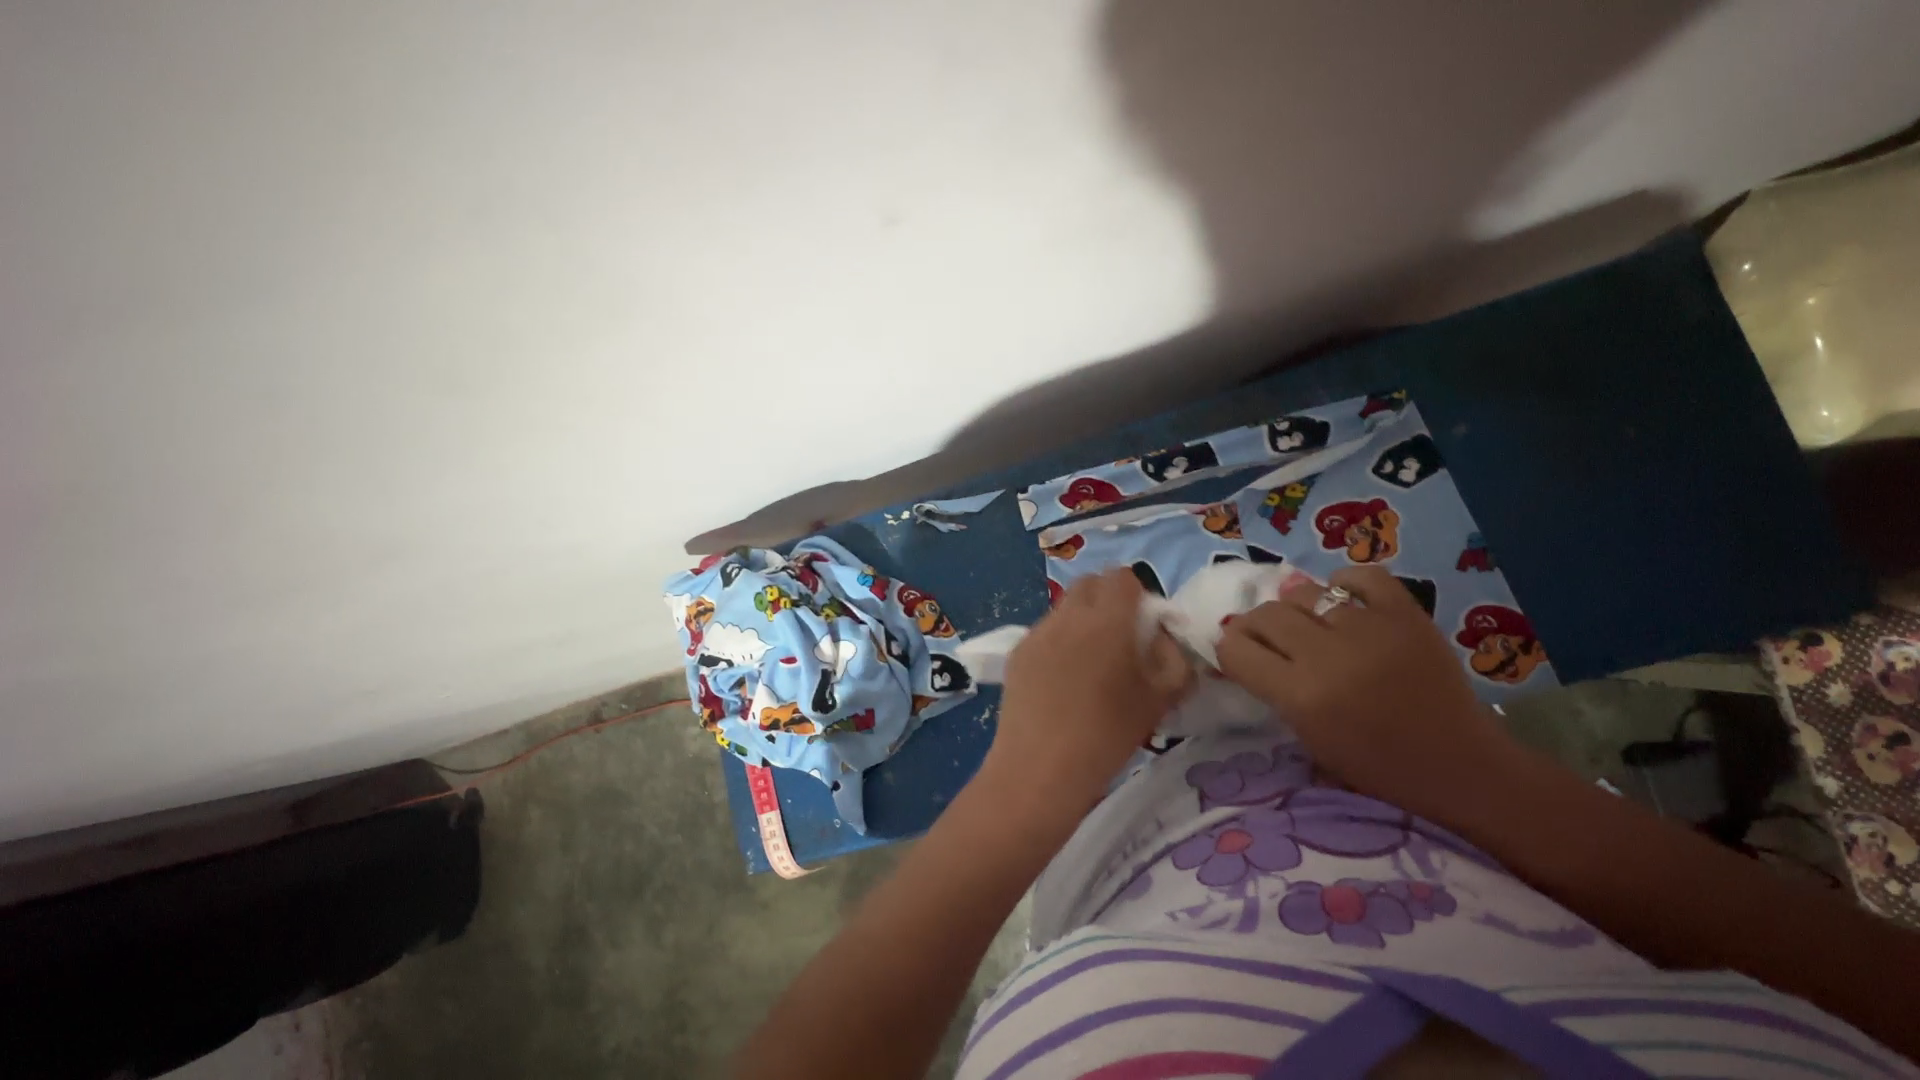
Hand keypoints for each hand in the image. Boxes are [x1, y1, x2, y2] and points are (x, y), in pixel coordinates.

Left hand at [986, 569, 1191, 814]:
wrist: (1042, 769)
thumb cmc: (1109, 735)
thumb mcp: (1161, 699)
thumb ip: (1174, 658)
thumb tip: (1164, 636)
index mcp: (1108, 620)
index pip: (1123, 577)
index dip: (1139, 594)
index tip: (1145, 625)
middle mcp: (1070, 616)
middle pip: (1091, 583)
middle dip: (1109, 598)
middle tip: (1122, 637)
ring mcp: (1038, 632)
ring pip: (1066, 606)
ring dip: (1083, 619)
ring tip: (1091, 662)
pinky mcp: (1017, 652)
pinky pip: (1046, 631)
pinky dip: (1060, 640)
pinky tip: (1063, 680)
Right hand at [1214, 565, 1521, 818]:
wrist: (1459, 766)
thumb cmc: (1377, 768)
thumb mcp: (1309, 741)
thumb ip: (1274, 693)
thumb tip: (1246, 651)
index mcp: (1301, 696)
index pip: (1236, 649)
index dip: (1230, 650)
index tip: (1238, 656)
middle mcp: (1328, 655)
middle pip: (1265, 615)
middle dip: (1255, 626)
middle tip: (1267, 640)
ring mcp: (1369, 628)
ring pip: (1306, 594)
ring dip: (1296, 609)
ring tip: (1307, 624)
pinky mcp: (1406, 614)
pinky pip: (1363, 577)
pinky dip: (1345, 584)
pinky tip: (1342, 600)